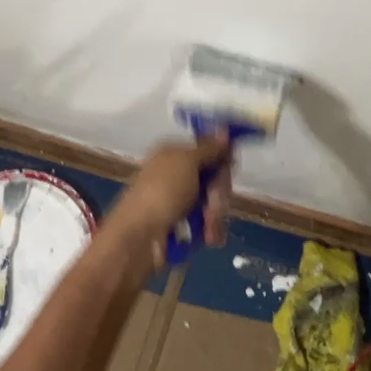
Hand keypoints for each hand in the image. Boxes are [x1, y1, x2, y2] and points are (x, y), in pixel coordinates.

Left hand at [102, 135, 232, 267]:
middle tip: (213, 201)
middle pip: (214, 177)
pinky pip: (208, 223)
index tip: (231, 165)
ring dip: (216, 214)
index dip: (222, 158)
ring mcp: (180, 202)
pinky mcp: (184, 227)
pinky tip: (209, 236)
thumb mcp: (186, 162)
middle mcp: (177, 175)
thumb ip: (209, 148)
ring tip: (207, 225)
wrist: (138, 239)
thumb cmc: (161, 192)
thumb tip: (225, 131)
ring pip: (214, 202)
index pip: (208, 149)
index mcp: (174, 154)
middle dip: (219, 191)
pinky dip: (211, 230)